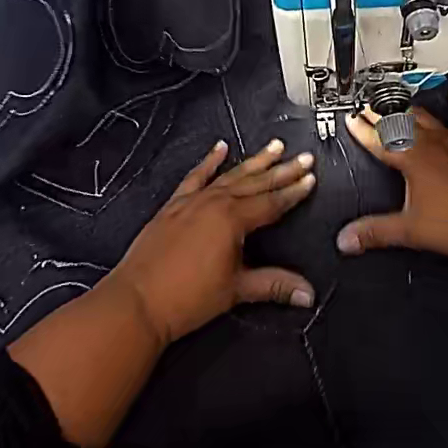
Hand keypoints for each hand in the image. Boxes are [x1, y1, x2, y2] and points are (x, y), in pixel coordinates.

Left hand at [104, 139, 317, 345]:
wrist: (136, 302)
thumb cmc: (186, 299)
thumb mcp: (236, 290)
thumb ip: (275, 285)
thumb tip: (309, 294)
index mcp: (233, 219)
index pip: (272, 202)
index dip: (294, 191)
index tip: (311, 178)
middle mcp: (215, 202)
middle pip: (257, 182)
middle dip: (283, 170)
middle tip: (304, 156)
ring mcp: (194, 200)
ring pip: (232, 175)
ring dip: (255, 161)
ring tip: (275, 146)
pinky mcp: (175, 204)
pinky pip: (196, 176)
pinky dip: (209, 161)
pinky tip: (220, 148)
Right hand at [338, 85, 447, 270]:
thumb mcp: (409, 231)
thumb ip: (375, 232)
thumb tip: (348, 239)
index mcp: (413, 159)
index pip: (379, 140)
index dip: (362, 130)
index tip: (352, 121)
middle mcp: (434, 144)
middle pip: (401, 124)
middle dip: (381, 117)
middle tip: (369, 110)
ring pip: (428, 119)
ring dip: (410, 111)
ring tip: (399, 104)